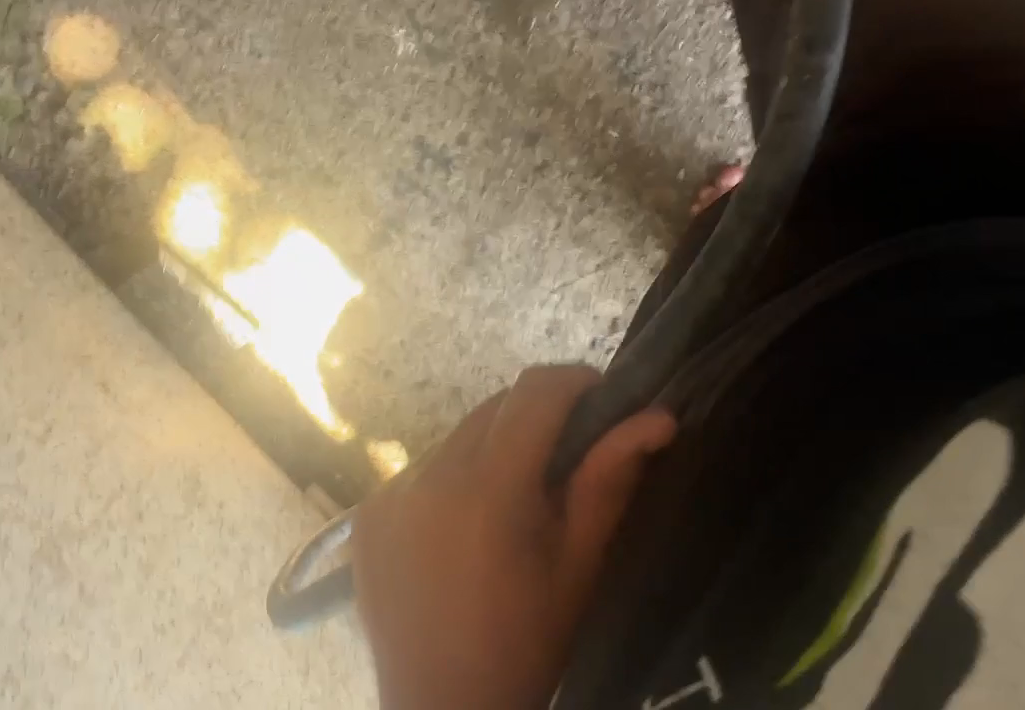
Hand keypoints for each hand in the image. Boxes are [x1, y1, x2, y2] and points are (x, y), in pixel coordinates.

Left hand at [353, 365, 677, 709]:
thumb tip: (658, 416)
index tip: (602, 399)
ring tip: (514, 500)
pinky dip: (453, 476)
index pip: (534, 391)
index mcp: (487, 490)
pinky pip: (422, 467)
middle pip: (495, 407)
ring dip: (494, 446)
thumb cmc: (527, 643)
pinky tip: (465, 524)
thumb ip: (611, 480)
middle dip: (537, 417)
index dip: (575, 382)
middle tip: (565, 459)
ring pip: (458, 434)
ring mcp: (389, 492)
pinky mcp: (366, 511)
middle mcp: (429, 475)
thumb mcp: (579, 565)